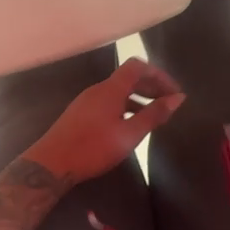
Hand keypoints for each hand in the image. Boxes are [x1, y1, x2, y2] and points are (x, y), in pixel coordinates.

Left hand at [22, 58, 184, 180]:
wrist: (52, 163)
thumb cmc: (93, 148)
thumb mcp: (129, 134)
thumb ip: (154, 115)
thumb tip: (177, 98)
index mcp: (110, 89)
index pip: (137, 66)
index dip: (158, 74)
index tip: (174, 92)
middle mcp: (98, 89)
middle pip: (128, 77)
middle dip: (151, 86)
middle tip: (169, 102)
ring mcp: (87, 100)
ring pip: (118, 90)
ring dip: (138, 97)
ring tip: (154, 115)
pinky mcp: (81, 113)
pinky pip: (108, 101)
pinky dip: (125, 106)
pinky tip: (131, 124)